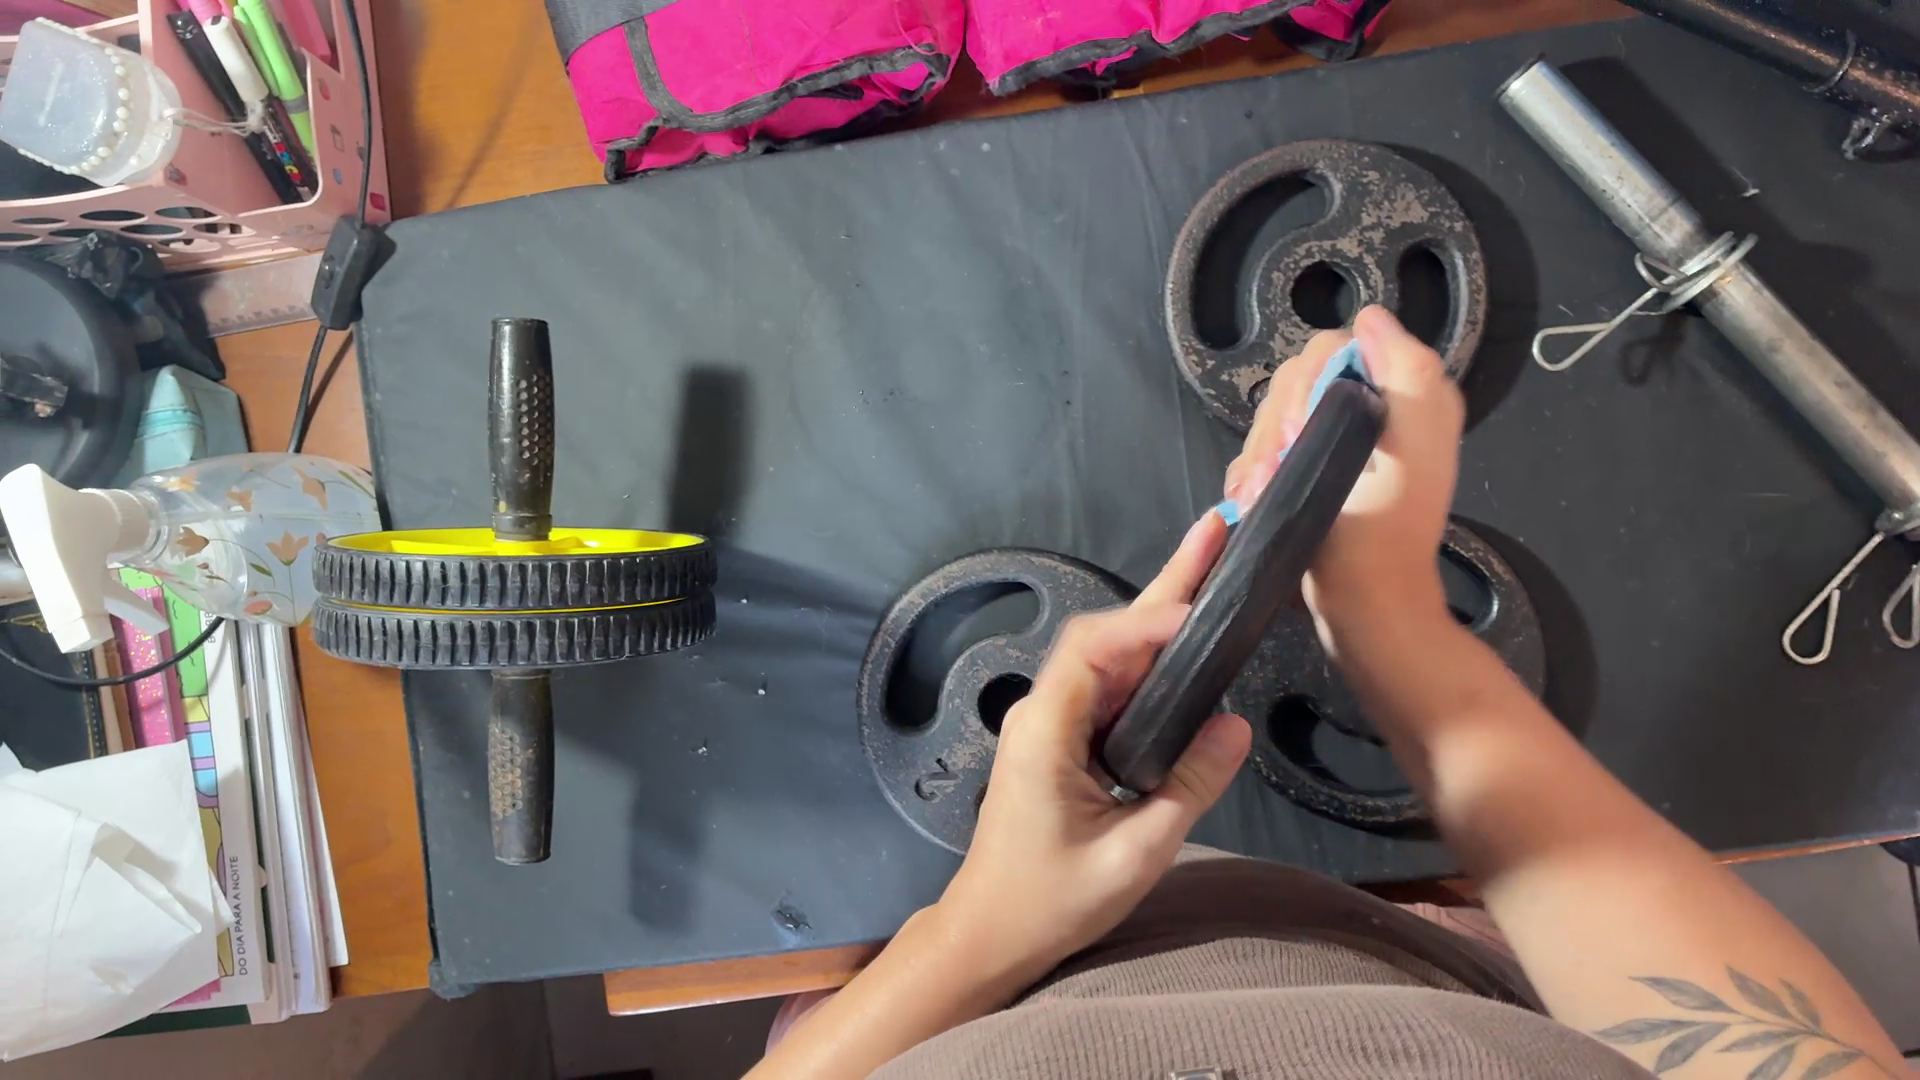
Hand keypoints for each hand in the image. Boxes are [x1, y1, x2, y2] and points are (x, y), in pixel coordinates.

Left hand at [934, 514, 1252, 982]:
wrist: (990, 930)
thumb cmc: (1051, 901)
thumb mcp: (1134, 854)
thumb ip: (1186, 786)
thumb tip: (1233, 726)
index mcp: (1047, 728)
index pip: (1095, 649)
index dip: (1146, 621)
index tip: (1201, 610)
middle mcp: (1044, 709)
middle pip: (1106, 636)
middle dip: (1163, 587)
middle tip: (1213, 534)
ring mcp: (1052, 721)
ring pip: (1110, 657)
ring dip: (1159, 618)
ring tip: (1211, 574)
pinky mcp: (1063, 738)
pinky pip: (1110, 688)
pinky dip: (1150, 663)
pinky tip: (1185, 646)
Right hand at [1223, 305, 1464, 628]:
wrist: (1362, 605)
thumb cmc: (1383, 534)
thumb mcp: (1415, 443)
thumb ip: (1407, 370)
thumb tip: (1369, 320)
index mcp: (1397, 398)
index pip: (1329, 351)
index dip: (1306, 386)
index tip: (1299, 433)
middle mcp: (1363, 414)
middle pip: (1290, 384)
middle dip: (1274, 428)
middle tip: (1276, 471)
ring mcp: (1326, 447)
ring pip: (1267, 420)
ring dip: (1257, 457)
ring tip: (1263, 494)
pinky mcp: (1300, 476)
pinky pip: (1257, 454)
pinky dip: (1249, 475)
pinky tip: (1253, 499)